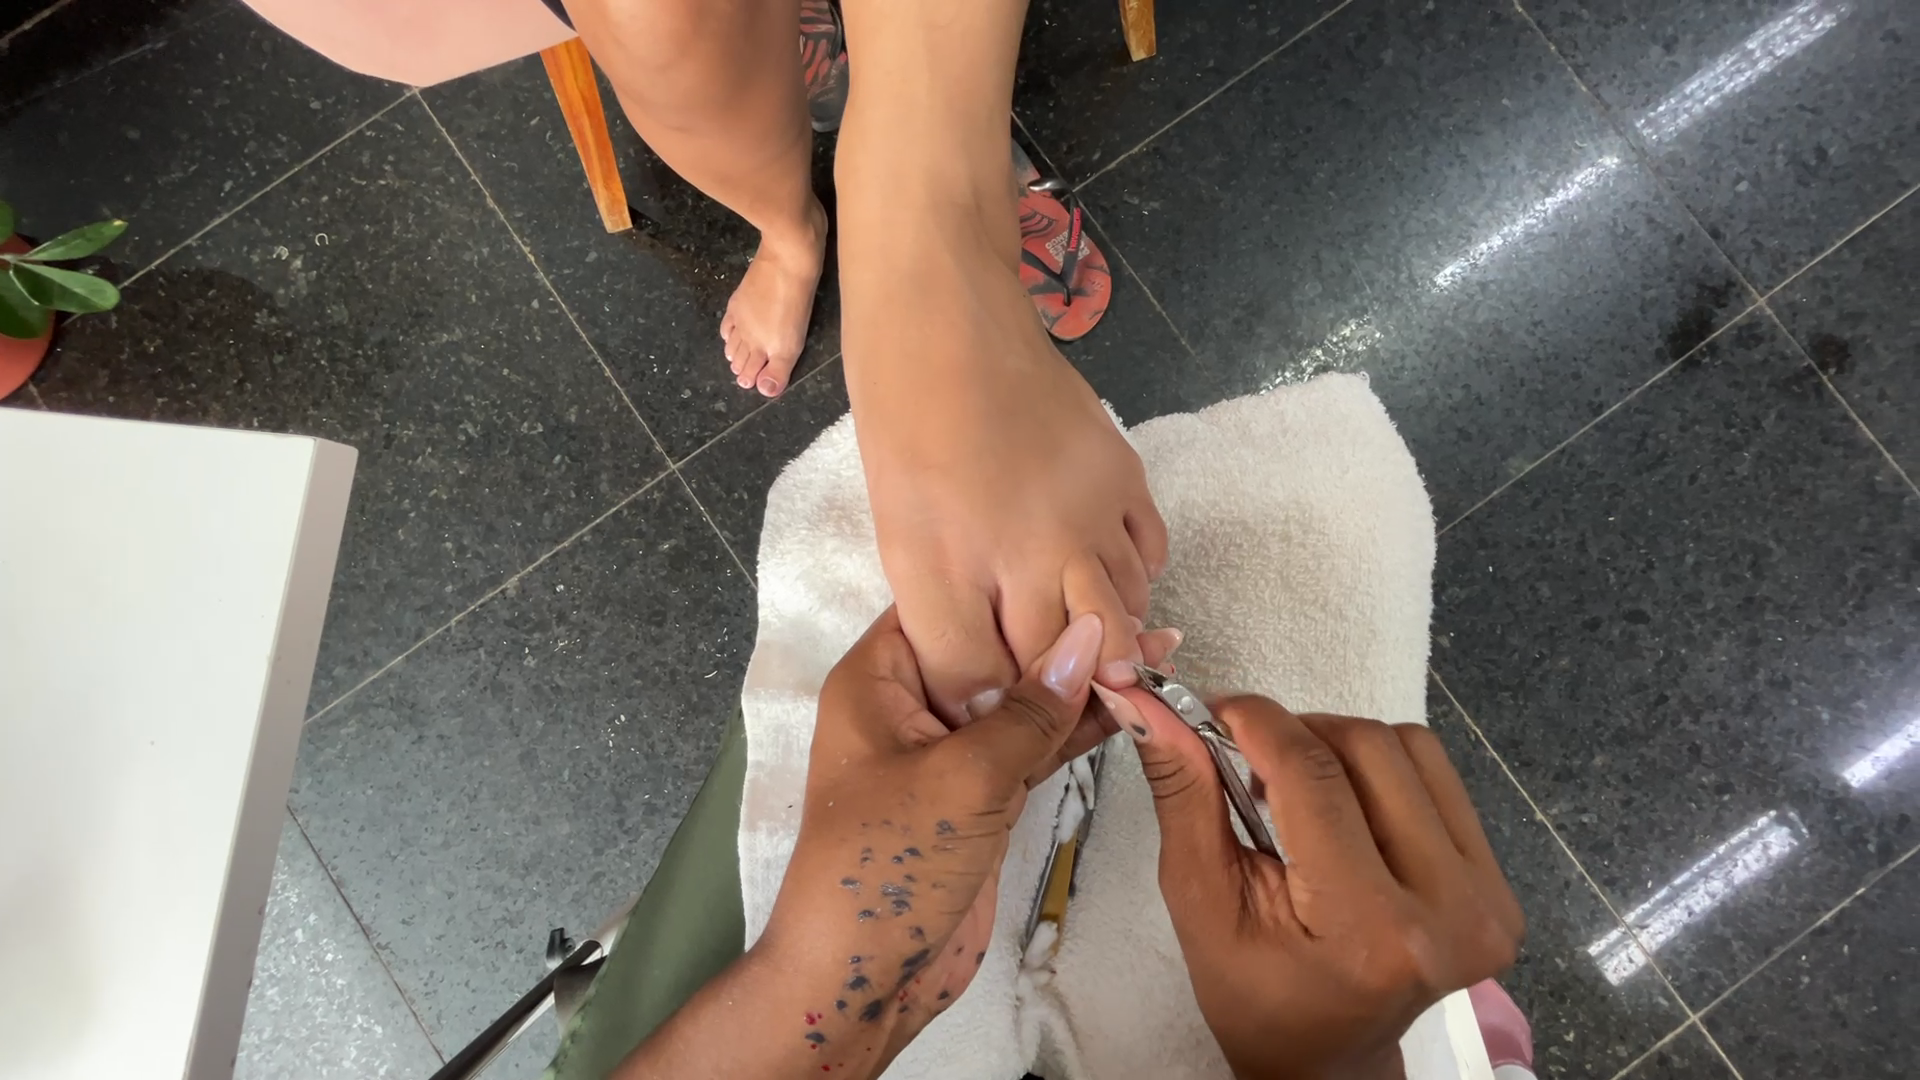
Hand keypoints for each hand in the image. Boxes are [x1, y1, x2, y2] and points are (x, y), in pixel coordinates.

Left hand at [753, 607, 1154, 1075]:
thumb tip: (1090, 637)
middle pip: (995, 654)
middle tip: (1144, 619)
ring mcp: (951, 747)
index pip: (950, 606)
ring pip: (1021, 702)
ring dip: (1080, 686)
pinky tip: (1127, 704)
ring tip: (1156, 653)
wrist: (869, 979)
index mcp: (881, 677)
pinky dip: (1074, 729)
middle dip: (1064, 640)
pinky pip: (1031, 745)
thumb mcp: (961, 776)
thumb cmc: (888, 861)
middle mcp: (914, 702)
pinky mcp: (982, 788)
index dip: (1016, 587)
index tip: (1085, 573)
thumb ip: (1029, 709)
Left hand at [842, 222, 1167, 723]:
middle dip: (1076, 683)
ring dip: (1108, 637)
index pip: (1027, 680)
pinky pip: (1152, 553)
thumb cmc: (907, 439)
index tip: (1017, 716)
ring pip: (1128, 607)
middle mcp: (1062, 548)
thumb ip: (948, 635)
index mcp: (990, 574)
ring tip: (1086, 641)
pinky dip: (1136, 582)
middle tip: (1061, 692)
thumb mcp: (905, 549)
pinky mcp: (1127, 470)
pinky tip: (1108, 579)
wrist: (947, 325)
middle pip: (1094, 652)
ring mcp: (1103, 505)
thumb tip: (985, 704)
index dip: (1023, 707)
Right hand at [1096, 691, 1524, 1079]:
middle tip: (1245, 761)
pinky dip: (1376, 764)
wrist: (1325, 1058)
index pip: (1310, 774)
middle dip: (1290, 733)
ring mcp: (1488, 897)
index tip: (1207, 709)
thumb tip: (1148, 704)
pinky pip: (1434, 770)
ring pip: (1404, 746)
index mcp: (1367, 926)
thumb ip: (1181, 793)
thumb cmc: (1249, 989)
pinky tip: (1342, 802)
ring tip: (1293, 787)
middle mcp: (1451, 909)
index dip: (1252, 719)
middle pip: (1364, 746)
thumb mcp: (1196, 896)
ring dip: (1333, 745)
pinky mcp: (1507, 887)